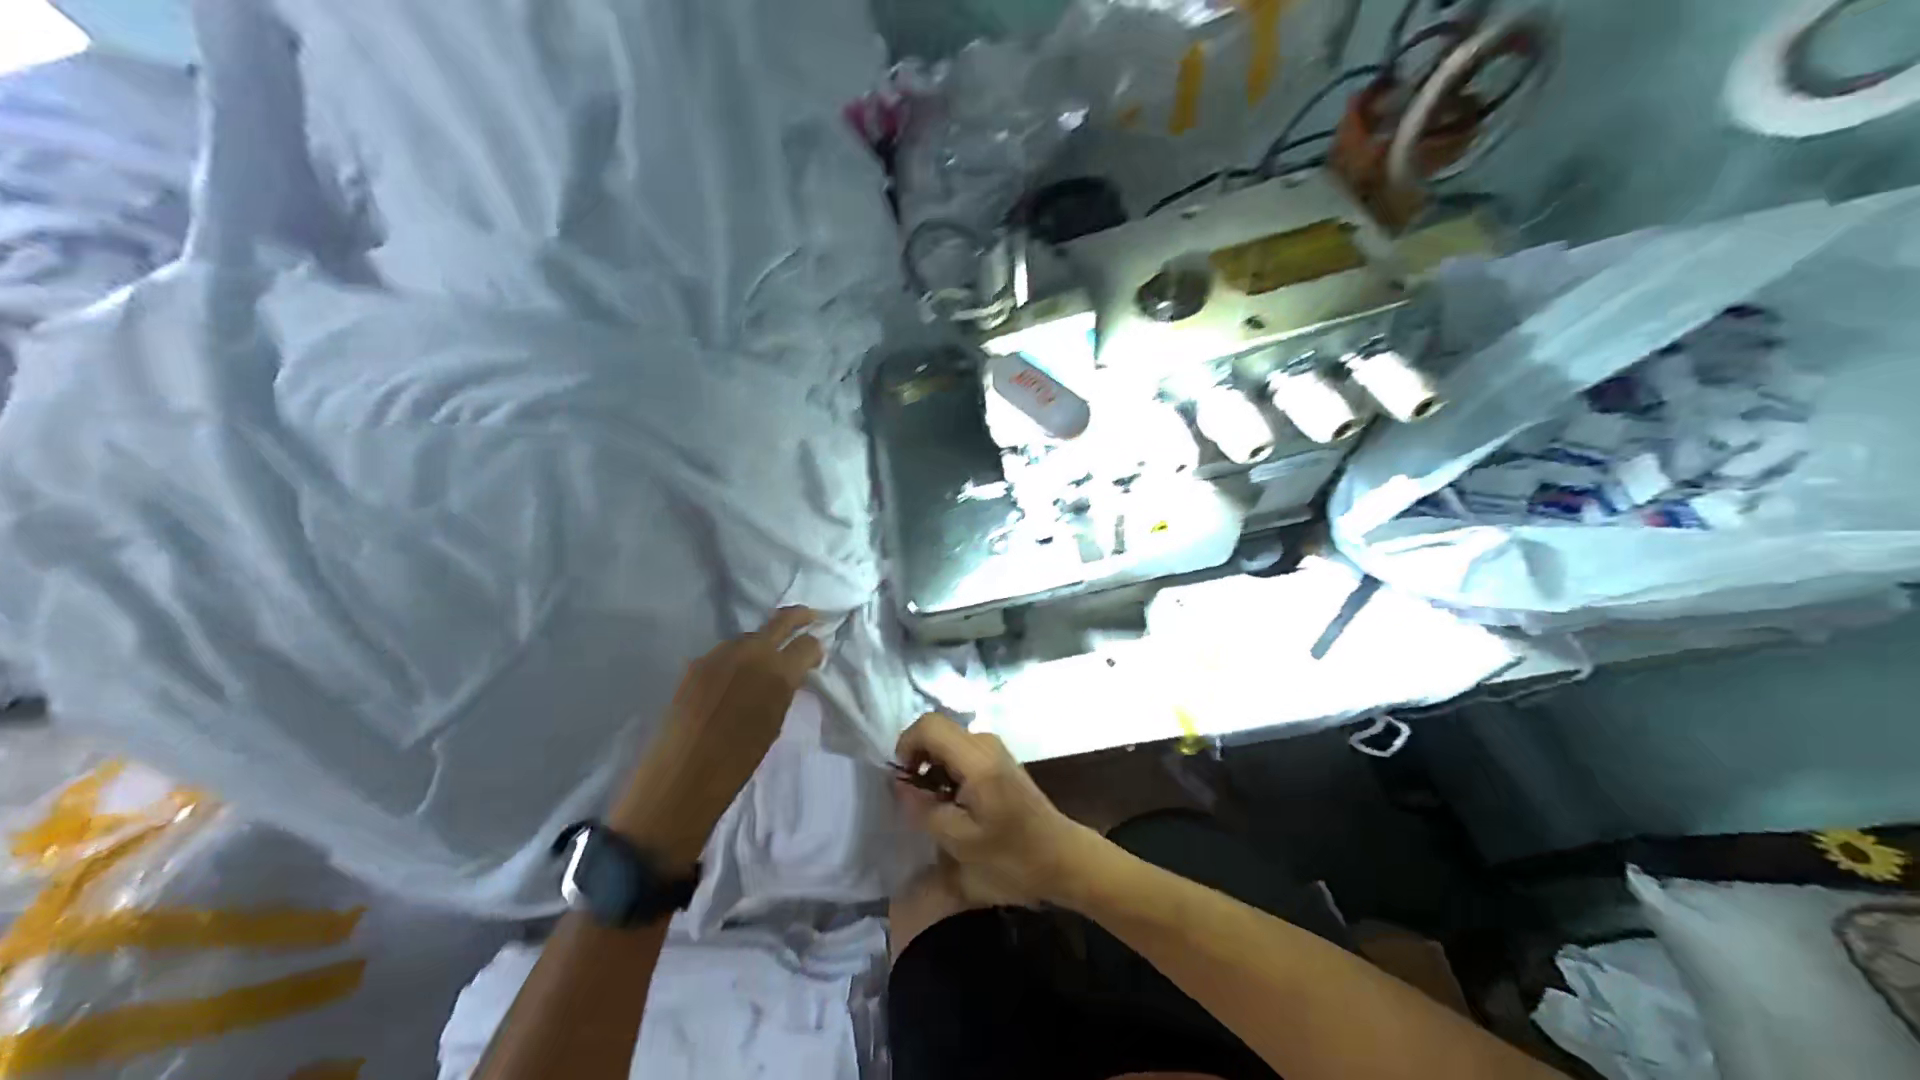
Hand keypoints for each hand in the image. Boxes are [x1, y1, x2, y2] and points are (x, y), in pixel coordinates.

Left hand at [609, 607, 823, 865]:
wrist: (682, 778)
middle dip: (799, 618)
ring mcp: (719, 655)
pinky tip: (733, 679)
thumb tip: (789, 675)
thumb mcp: (774, 723)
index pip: (807, 644)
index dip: (815, 649)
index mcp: (778, 673)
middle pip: (780, 621)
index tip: (816, 656)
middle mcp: (750, 653)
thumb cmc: (738, 761)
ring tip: (764, 661)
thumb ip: (784, 690)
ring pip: (749, 636)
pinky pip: (724, 652)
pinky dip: (735, 659)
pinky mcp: (696, 664)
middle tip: (810, 618)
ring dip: (762, 642)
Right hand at [893, 712, 1106, 907]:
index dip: (907, 745)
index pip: (929, 726)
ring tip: (934, 803)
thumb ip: (924, 810)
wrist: (1061, 857)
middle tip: (916, 795)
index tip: (903, 779)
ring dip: (932, 764)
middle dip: (918, 755)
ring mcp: (995, 748)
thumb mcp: (960, 842)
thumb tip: (901, 785)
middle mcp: (986, 743)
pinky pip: (961, 750)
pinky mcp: (999, 759)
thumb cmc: (1012, 856)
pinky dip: (947, 768)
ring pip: (948, 739)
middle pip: (937, 729)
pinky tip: (953, 801)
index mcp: (977, 759)